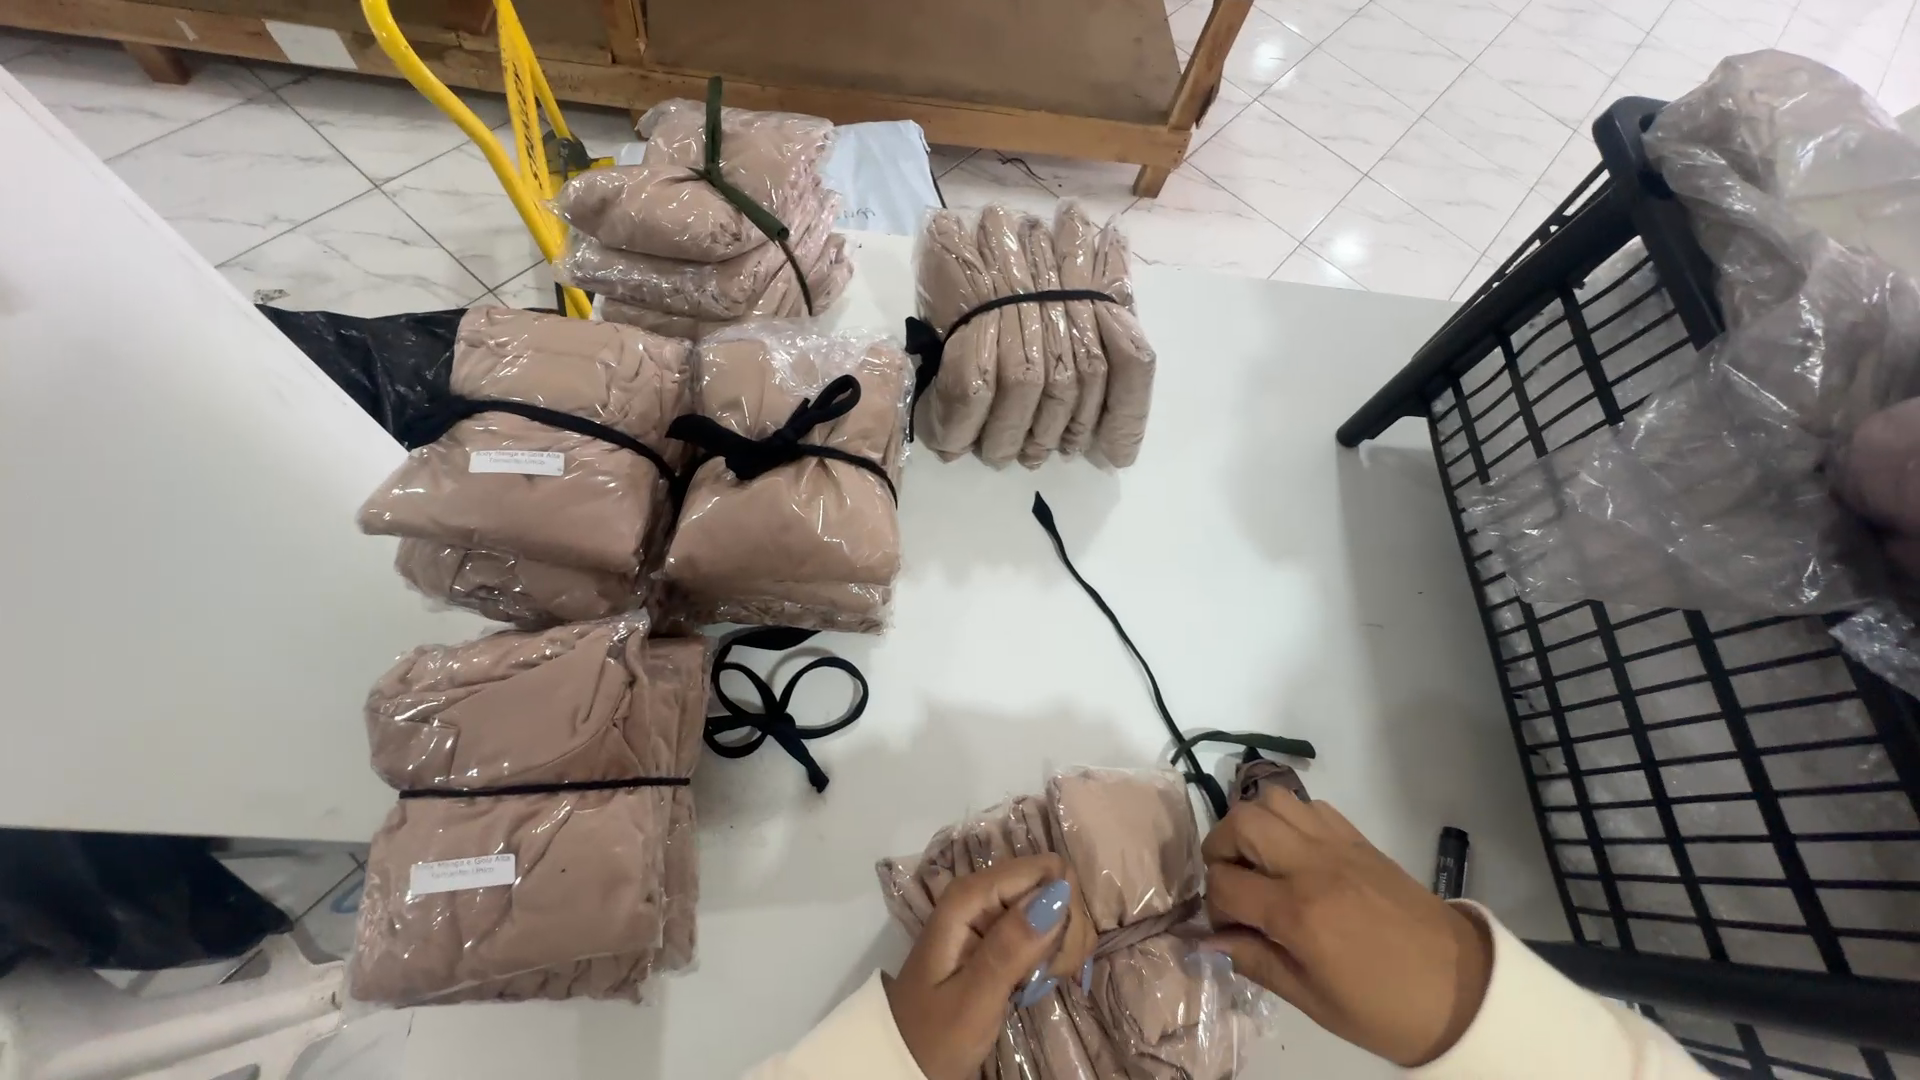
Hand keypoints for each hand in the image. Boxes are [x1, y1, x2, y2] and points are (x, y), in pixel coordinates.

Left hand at [884, 855, 1087, 1079]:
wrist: (903, 1057)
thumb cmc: (934, 1036)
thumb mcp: (973, 999)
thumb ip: (1011, 948)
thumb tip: (1056, 895)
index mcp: (970, 895)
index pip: (1044, 869)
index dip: (1063, 909)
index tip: (1058, 958)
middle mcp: (981, 891)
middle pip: (1050, 884)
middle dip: (1064, 929)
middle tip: (1052, 976)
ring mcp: (990, 910)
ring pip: (1050, 905)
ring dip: (1061, 944)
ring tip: (1043, 981)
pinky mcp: (998, 931)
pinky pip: (1041, 926)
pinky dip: (1050, 952)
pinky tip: (1039, 979)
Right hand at [1201, 789, 1493, 1067]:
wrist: (1466, 993)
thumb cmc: (1385, 1010)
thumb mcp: (1314, 1001)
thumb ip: (1255, 961)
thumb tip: (1207, 941)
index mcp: (1300, 913)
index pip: (1226, 884)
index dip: (1214, 906)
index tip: (1228, 927)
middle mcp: (1312, 866)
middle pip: (1241, 823)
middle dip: (1220, 848)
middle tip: (1231, 880)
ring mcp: (1337, 845)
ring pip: (1272, 800)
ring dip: (1251, 824)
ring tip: (1257, 859)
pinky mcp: (1358, 838)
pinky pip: (1308, 806)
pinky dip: (1288, 820)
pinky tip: (1294, 853)